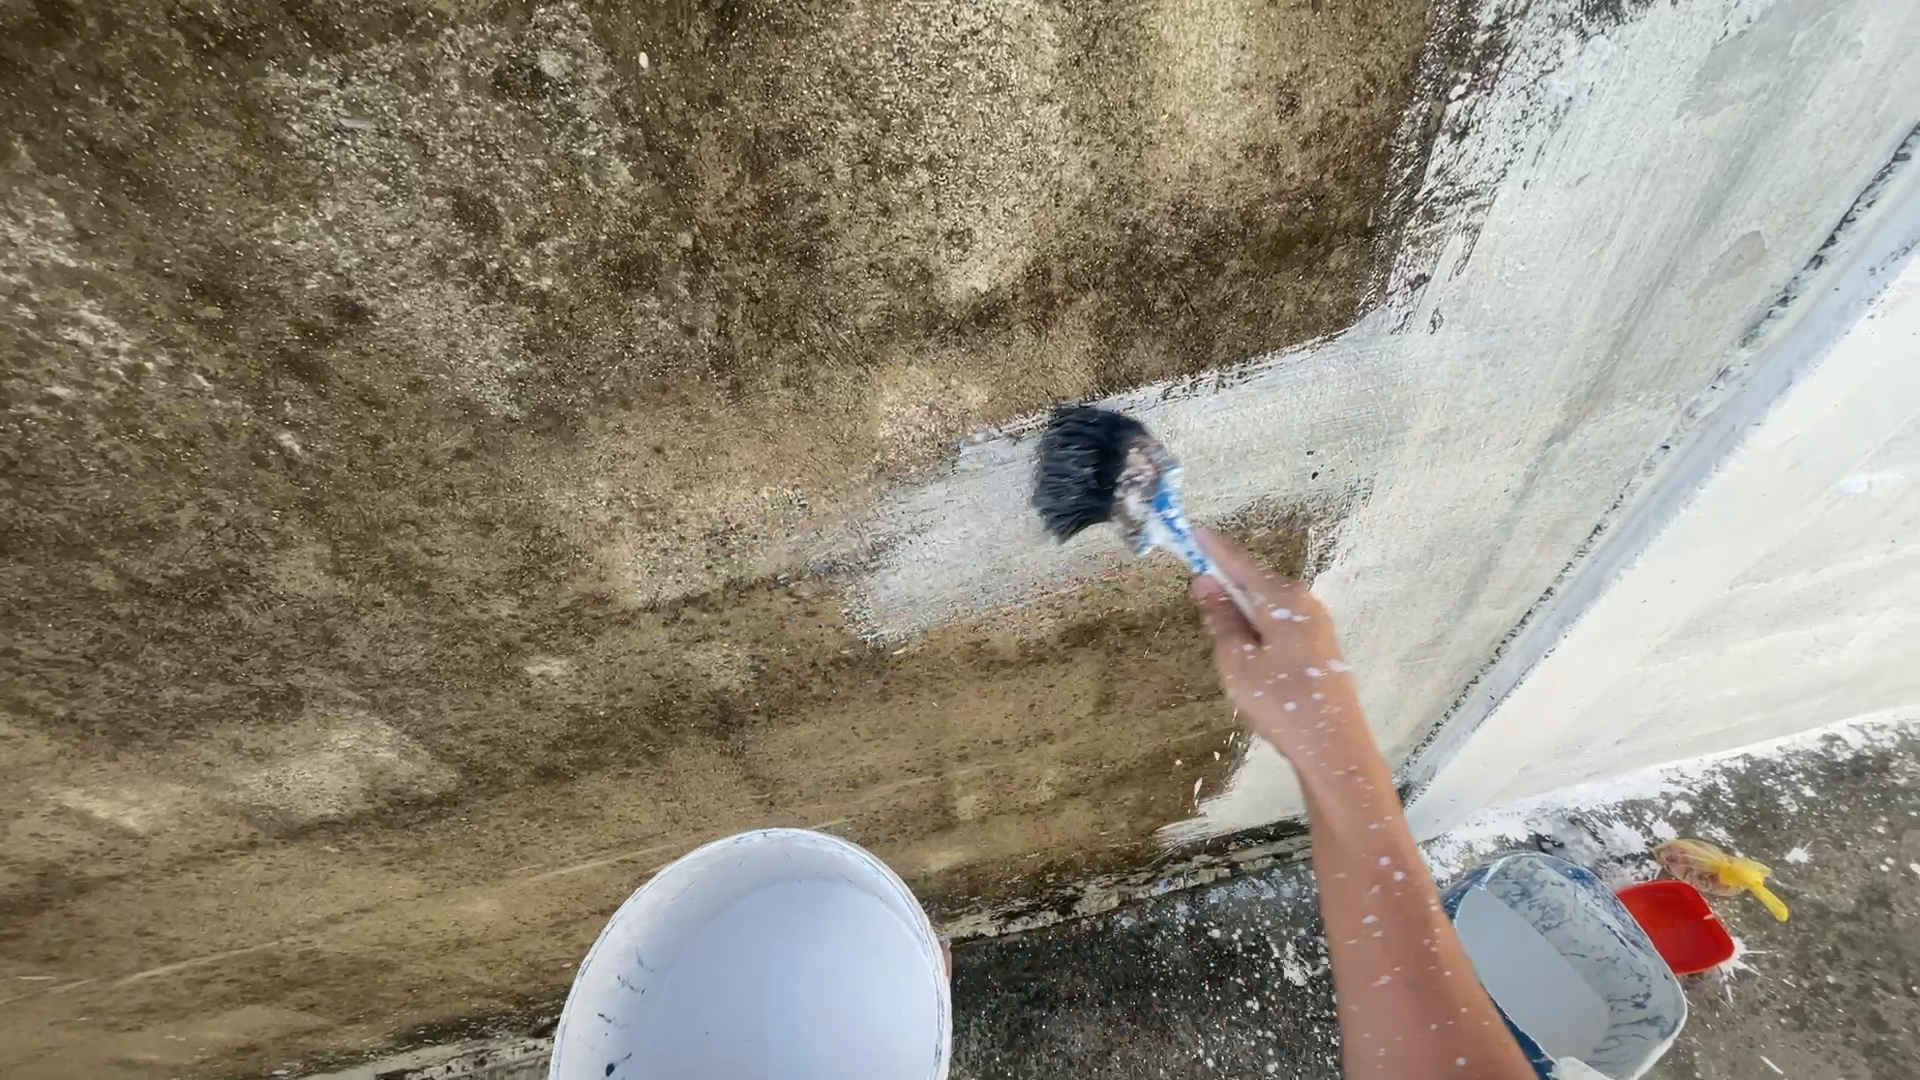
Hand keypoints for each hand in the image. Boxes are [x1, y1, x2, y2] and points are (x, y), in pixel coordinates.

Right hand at [1189, 528, 1358, 759]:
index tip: (1191, 529)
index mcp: (1283, 599)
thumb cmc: (1279, 701)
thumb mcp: (1237, 659)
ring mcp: (1316, 623)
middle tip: (1197, 589)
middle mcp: (1304, 601)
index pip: (1238, 563)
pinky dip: (1256, 622)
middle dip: (1225, 581)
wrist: (1333, 748)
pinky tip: (1246, 645)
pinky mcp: (1319, 644)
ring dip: (1240, 607)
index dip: (1212, 548)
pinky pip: (1278, 620)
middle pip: (1254, 581)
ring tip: (1219, 629)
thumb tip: (1205, 581)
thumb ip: (1220, 617)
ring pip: (1266, 603)